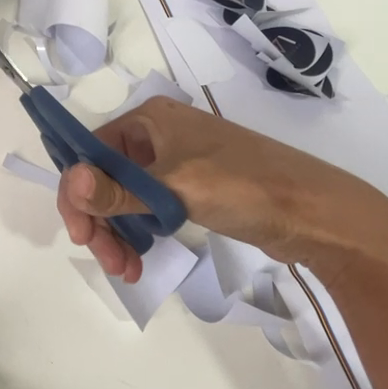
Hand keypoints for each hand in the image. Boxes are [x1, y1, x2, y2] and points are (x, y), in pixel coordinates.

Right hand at [58, 96, 387, 282]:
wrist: (319, 214)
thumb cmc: (245, 188)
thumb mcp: (175, 189)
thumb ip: (118, 191)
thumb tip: (68, 183)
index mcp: (148, 119)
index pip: (90, 153)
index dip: (78, 194)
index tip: (82, 236)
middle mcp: (156, 135)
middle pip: (104, 179)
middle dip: (100, 221)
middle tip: (108, 261)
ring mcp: (175, 162)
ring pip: (123, 198)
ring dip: (117, 234)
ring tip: (127, 269)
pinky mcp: (191, 189)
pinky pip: (147, 209)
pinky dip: (139, 234)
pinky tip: (140, 260)